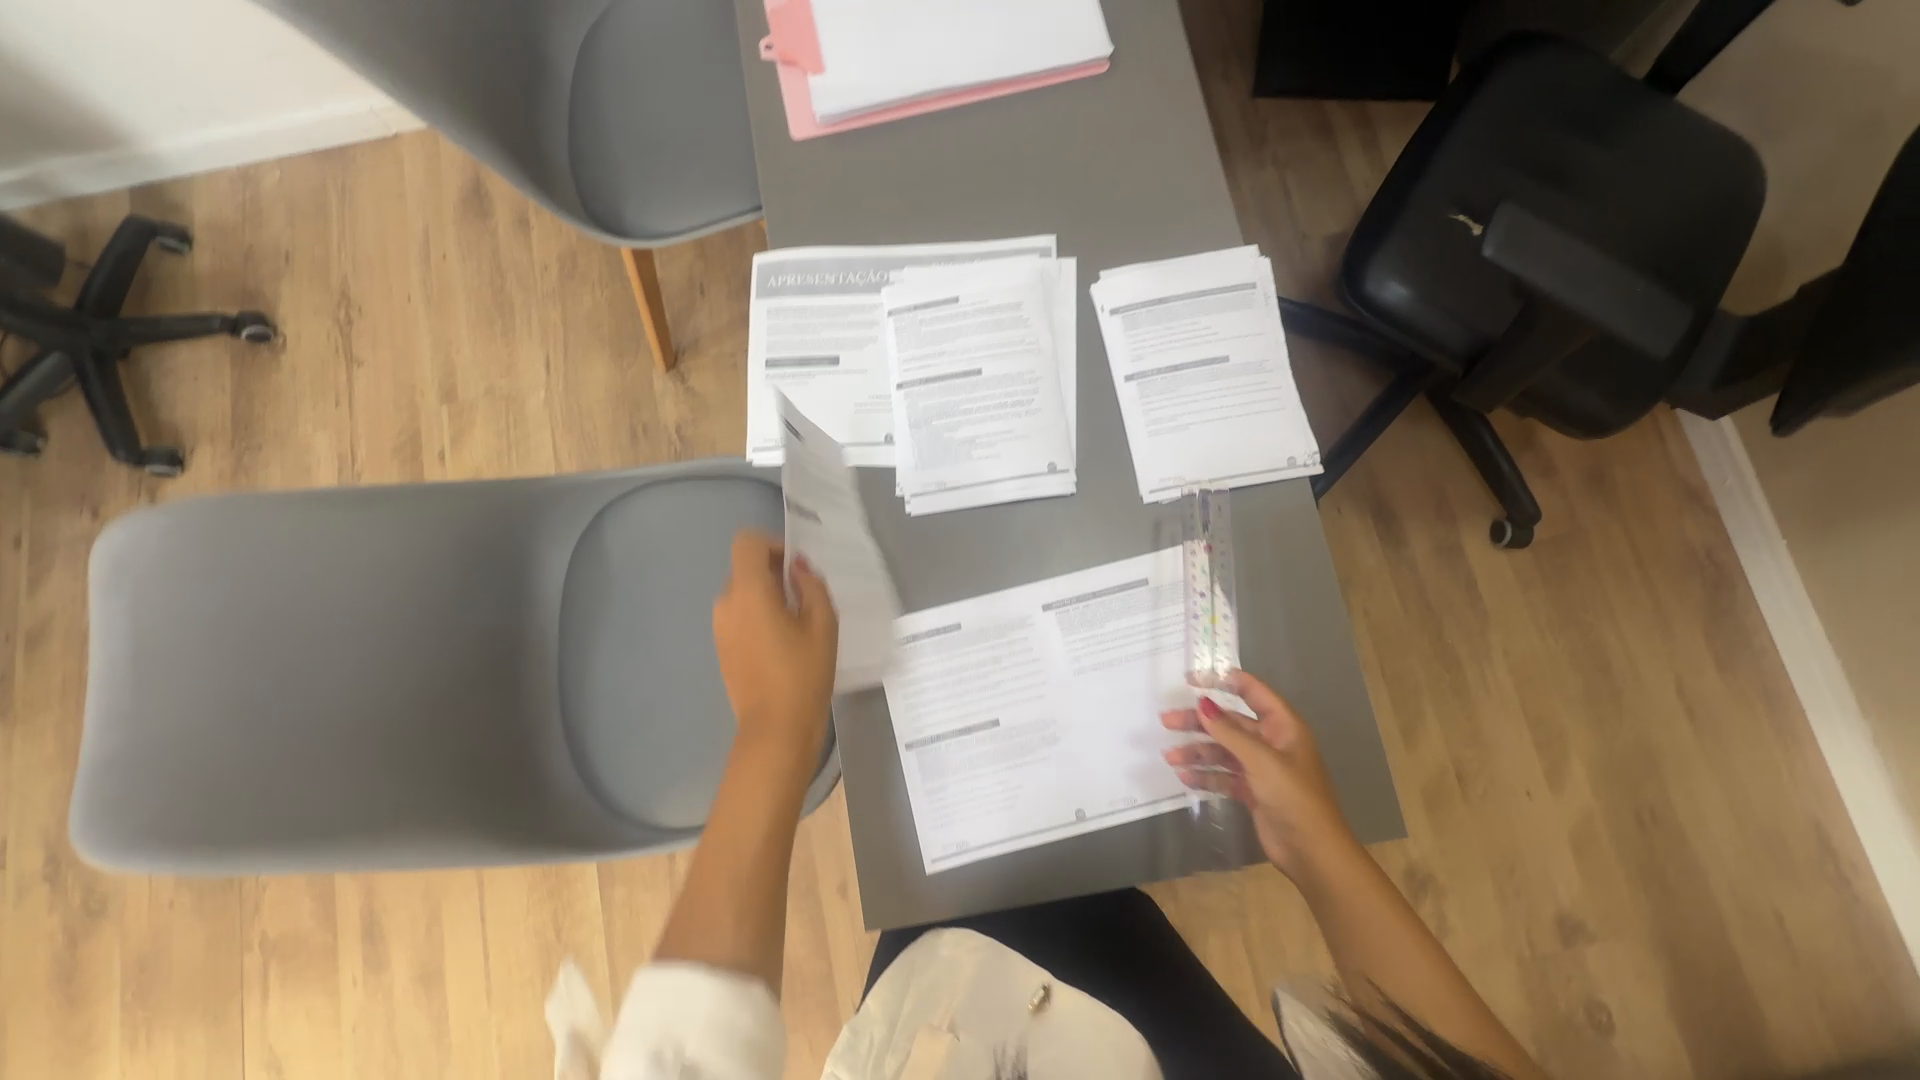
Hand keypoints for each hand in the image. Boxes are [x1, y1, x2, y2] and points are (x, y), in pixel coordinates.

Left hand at [711, 531, 838, 761]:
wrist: (776, 729)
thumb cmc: (804, 673)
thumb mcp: (823, 624)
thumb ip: (812, 586)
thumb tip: (798, 570)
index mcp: (747, 592)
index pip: (747, 543)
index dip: (774, 545)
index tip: (798, 568)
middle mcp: (725, 603)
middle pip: (745, 569)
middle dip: (774, 573)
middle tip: (806, 597)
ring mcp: (719, 628)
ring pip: (743, 594)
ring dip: (767, 597)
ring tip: (797, 623)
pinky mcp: (722, 649)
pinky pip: (739, 617)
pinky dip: (759, 617)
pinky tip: (783, 644)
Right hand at [1159, 670, 1358, 880]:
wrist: (1312, 851)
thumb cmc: (1294, 797)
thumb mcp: (1261, 760)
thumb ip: (1229, 732)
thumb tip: (1201, 702)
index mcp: (1283, 726)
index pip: (1252, 692)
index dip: (1223, 681)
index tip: (1192, 680)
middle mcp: (1271, 742)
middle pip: (1230, 723)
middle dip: (1199, 722)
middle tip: (1167, 721)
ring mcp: (1261, 767)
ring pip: (1223, 751)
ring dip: (1197, 752)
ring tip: (1170, 757)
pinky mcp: (1252, 790)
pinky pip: (1224, 775)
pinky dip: (1205, 775)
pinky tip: (1185, 777)